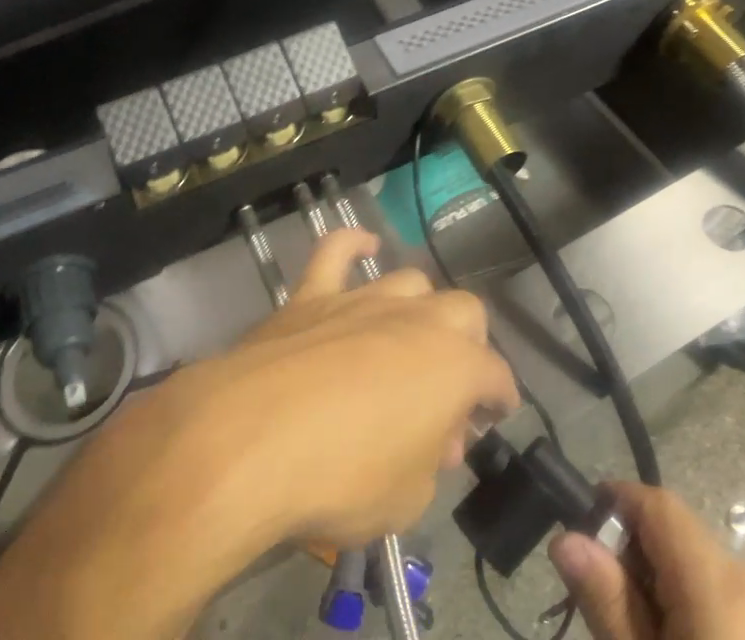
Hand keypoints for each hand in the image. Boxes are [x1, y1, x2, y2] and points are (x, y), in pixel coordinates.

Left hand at [227, 228, 521, 543]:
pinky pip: (336, 252)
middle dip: (467, 347)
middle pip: (464, 314)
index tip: (492, 416)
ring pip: (410, 283)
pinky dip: (353, 245)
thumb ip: (429, 464)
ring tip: (408, 343)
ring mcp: (362, 302)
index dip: (498, 399)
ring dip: (419, 310)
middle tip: (445, 392)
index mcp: (455, 367)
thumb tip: (429, 441)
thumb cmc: (341, 478)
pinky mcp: (310, 297)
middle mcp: (418, 320)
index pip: (495, 376)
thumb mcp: (407, 499)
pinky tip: (364, 246)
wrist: (246, 443)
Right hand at [549, 483, 744, 639]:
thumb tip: (568, 538)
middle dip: (641, 564)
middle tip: (611, 618)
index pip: (659, 505)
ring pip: (717, 580)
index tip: (582, 532)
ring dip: (678, 597)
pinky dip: (715, 622)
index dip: (617, 503)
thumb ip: (609, 602)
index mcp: (717, 583)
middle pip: (686, 545)